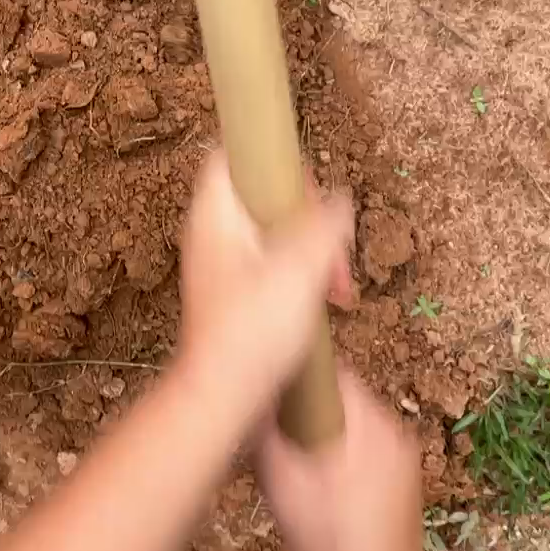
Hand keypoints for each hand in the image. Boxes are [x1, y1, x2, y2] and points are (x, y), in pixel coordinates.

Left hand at [177, 151, 354, 423]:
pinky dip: (299, 274)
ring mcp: (220, 260)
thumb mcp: (298, 271)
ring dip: (311, 252)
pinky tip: (324, 301)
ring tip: (337, 286)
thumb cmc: (250, 332)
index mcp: (215, 213)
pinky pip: (270, 263)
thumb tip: (338, 199)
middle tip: (335, 249)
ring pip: (272, 233)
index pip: (232, 156)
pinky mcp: (233, 289)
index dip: (271, 160)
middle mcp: (211, 230)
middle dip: (308, 218)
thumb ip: (322, 228)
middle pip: (262, 196)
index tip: (307, 186)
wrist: (221, 394)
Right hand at [256, 371, 424, 550]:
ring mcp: (403, 458)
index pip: (328, 368)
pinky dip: (339, 452)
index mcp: (372, 421)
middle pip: (338, 395)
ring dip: (321, 430)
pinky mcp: (402, 480)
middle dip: (306, 407)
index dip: (295, 372)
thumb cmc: (332, 537)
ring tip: (298, 458)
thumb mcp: (279, 475)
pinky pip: (363, 445)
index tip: (273, 384)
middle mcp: (395, 432)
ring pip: (349, 421)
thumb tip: (247, 391)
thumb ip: (261, 424)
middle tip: (280, 428)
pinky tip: (319, 481)